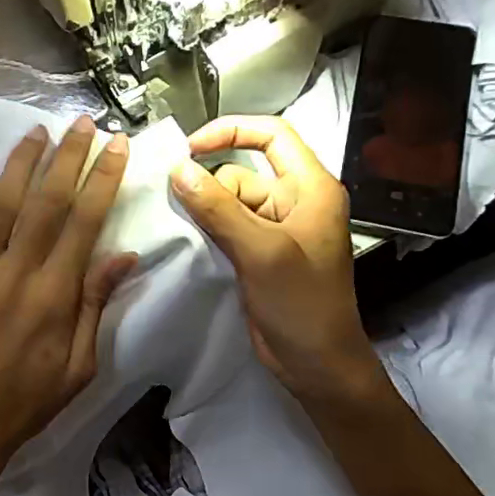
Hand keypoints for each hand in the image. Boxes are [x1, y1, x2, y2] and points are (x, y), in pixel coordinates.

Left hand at [0, 116, 139, 495]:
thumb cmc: (28, 402)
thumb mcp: (80, 366)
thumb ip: (97, 305)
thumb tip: (125, 255)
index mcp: (54, 295)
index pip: (84, 222)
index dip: (102, 179)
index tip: (116, 146)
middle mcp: (15, 273)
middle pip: (45, 202)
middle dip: (67, 157)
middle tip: (81, 123)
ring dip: (18, 164)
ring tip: (36, 133)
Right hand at [169, 116, 377, 401]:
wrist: (317, 364)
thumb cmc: (302, 305)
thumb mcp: (261, 251)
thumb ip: (218, 209)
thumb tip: (177, 170)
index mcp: (311, 188)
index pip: (272, 135)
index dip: (231, 131)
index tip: (190, 148)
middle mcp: (294, 202)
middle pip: (241, 173)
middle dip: (211, 187)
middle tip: (181, 210)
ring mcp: (274, 229)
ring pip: (228, 202)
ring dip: (205, 212)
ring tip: (188, 233)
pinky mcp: (258, 253)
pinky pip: (226, 227)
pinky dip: (208, 230)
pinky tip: (190, 241)